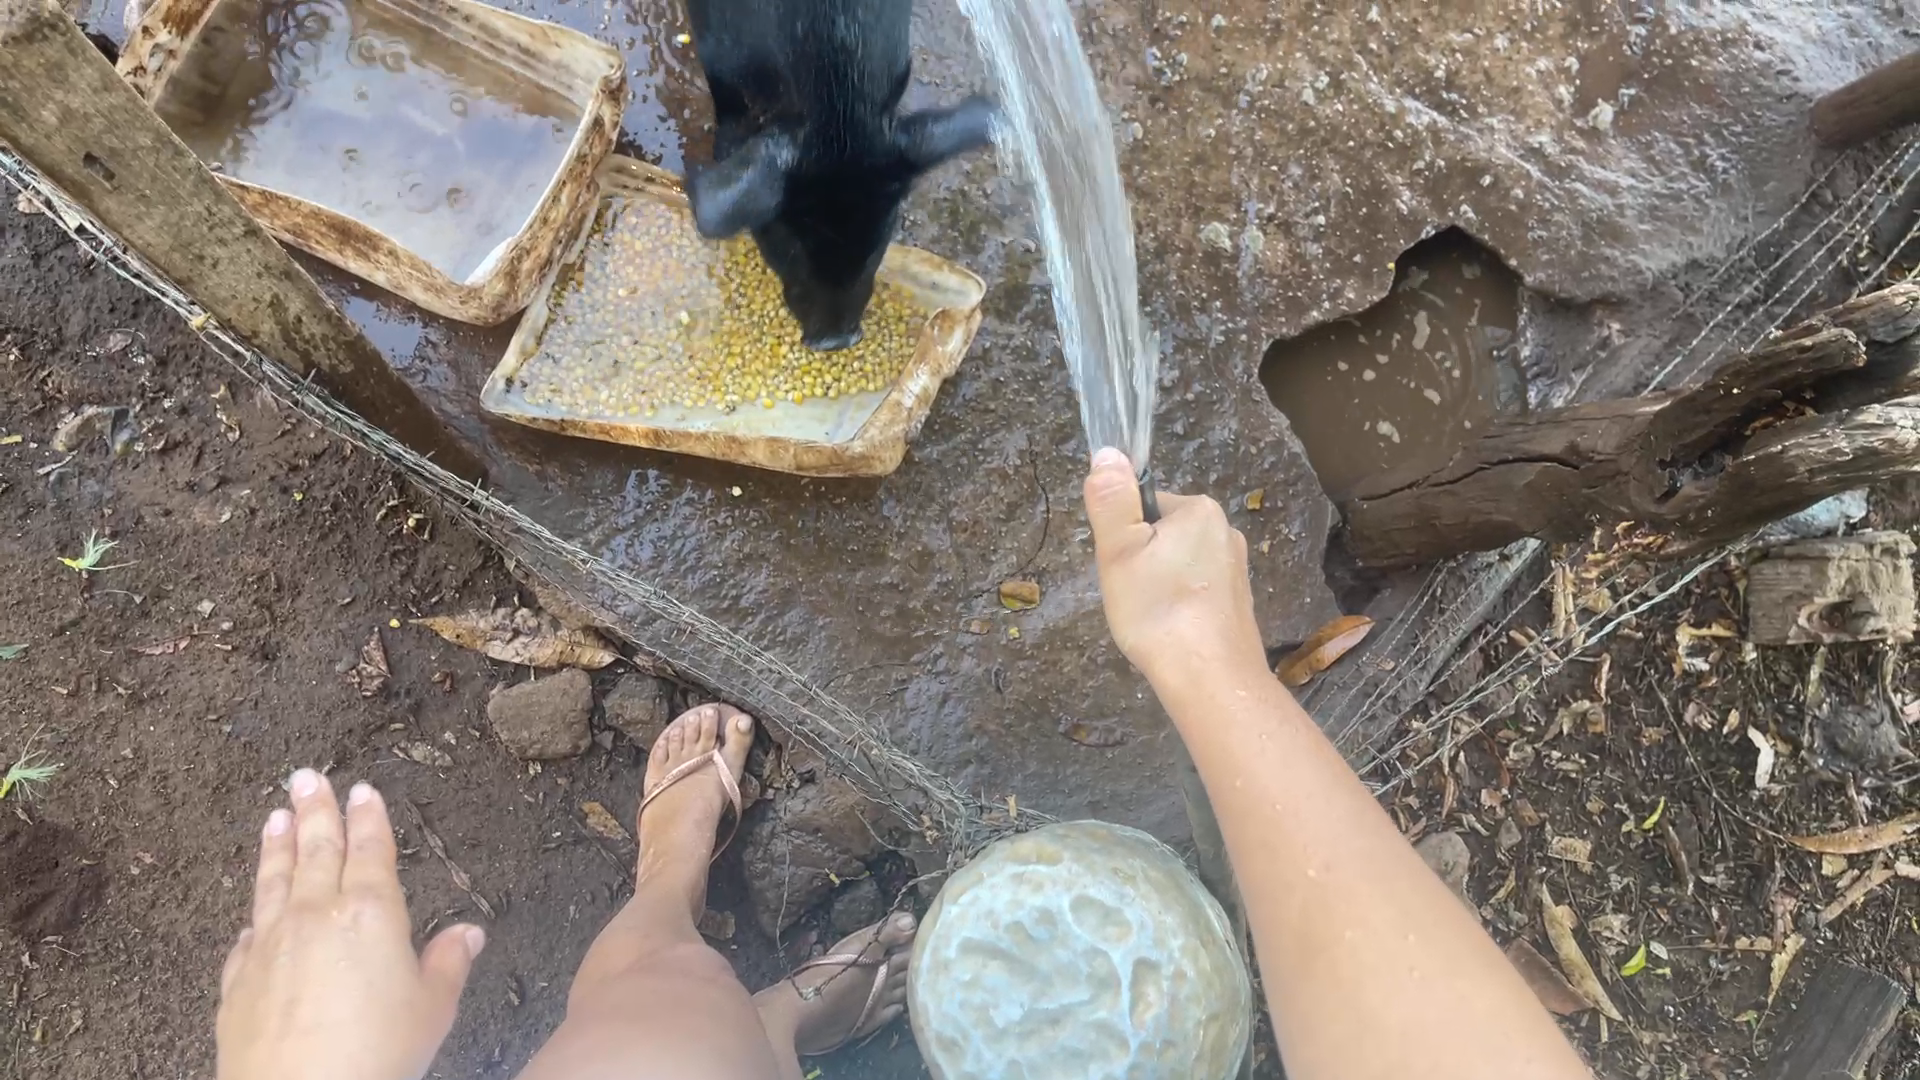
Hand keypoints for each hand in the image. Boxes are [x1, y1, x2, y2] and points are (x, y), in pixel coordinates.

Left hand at [217, 770, 483, 1079]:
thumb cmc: (378, 1049)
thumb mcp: (433, 1003)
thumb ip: (449, 961)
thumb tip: (468, 934)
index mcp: (372, 912)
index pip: (370, 849)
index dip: (368, 817)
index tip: (362, 788)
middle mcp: (318, 917)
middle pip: (316, 851)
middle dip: (313, 811)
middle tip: (306, 776)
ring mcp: (271, 950)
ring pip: (275, 883)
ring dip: (276, 847)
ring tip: (274, 815)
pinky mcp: (238, 987)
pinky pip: (247, 937)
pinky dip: (254, 915)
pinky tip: (253, 911)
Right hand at [1083, 447, 1267, 687]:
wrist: (1210, 678)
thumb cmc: (1158, 610)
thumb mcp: (1119, 551)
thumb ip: (1112, 500)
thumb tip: (1107, 452)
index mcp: (1199, 510)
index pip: (1145, 508)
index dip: (1123, 538)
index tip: (1122, 569)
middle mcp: (1225, 531)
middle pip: (1160, 536)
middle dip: (1140, 562)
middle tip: (1132, 595)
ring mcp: (1236, 569)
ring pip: (1176, 565)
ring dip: (1158, 586)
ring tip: (1150, 616)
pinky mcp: (1238, 602)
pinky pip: (1194, 590)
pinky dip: (1177, 605)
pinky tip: (1170, 630)